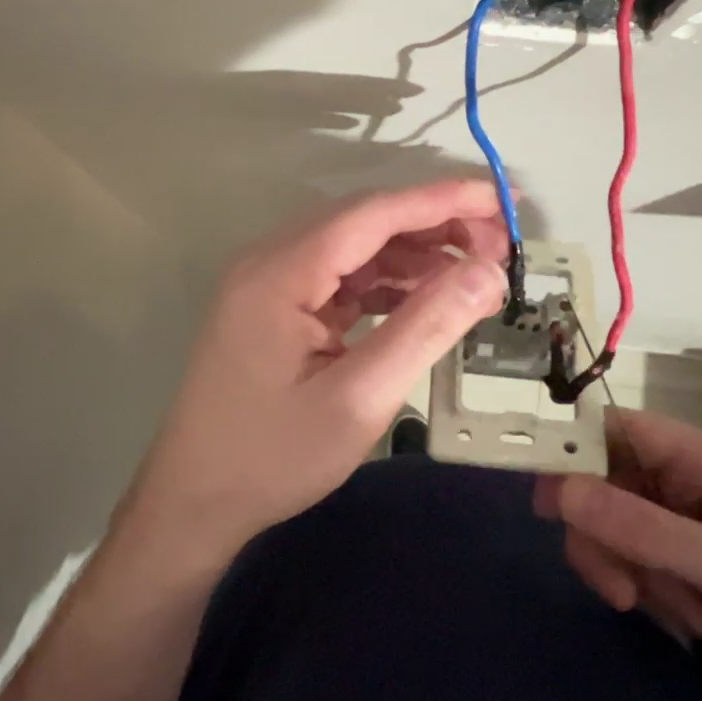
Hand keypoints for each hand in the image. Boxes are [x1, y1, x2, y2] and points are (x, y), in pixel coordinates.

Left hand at [120, 180, 508, 560]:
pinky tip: (425, 299)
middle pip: (361, 223)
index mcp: (279, 274)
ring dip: (411, 256)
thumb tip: (489, 272)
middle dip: (433, 227)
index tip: (504, 200)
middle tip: (501, 250)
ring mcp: (265, 287)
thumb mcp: (360, 398)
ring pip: (351, 250)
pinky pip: (335, 281)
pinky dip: (382, 285)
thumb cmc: (274, 457)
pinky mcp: (271, 312)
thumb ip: (426, 328)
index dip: (441, 200)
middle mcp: (267, 263)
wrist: (196, 500)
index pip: (371, 213)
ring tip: (474, 276)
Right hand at [534, 409, 701, 700]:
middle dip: (605, 538)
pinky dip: (652, 593)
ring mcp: (695, 528)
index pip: (619, 429)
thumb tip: (557, 488)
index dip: (572, 450)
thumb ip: (643, 528)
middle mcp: (695, 485)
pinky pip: (642, 564)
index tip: (539, 498)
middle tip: (620, 590)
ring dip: (632, 573)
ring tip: (684, 617)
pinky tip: (695, 624)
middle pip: (607, 485)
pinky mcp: (697, 567)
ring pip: (618, 530)